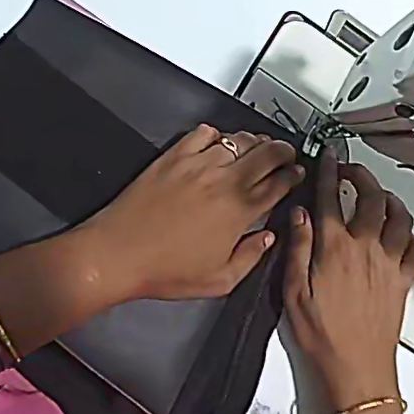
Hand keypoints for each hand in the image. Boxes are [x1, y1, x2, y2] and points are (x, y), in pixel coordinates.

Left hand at [70, 124, 303, 304]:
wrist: (118, 253)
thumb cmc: (163, 269)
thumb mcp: (219, 280)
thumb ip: (251, 257)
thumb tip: (266, 239)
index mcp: (238, 211)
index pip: (278, 183)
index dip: (292, 175)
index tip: (296, 173)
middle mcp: (221, 182)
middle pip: (266, 153)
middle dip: (282, 150)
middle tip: (286, 153)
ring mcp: (196, 165)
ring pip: (237, 139)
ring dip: (254, 141)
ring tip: (259, 145)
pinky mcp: (172, 158)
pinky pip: (202, 133)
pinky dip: (216, 134)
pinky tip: (218, 141)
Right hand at [284, 153, 413, 410]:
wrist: (354, 368)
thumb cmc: (322, 335)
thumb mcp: (292, 290)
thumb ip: (297, 247)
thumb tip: (298, 215)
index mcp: (334, 249)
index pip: (330, 198)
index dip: (329, 173)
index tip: (328, 159)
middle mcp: (365, 250)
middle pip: (370, 197)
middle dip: (360, 175)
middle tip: (350, 170)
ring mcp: (388, 264)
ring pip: (398, 216)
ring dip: (388, 198)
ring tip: (377, 193)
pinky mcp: (403, 282)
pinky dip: (411, 234)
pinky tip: (401, 233)